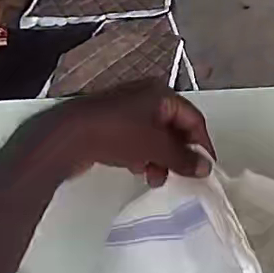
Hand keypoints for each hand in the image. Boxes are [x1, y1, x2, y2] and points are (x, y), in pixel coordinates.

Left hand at [17, 81, 214, 186]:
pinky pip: (137, 141)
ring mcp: (126, 110)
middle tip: (180, 175)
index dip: (202, 144)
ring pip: (155, 137)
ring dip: (160, 159)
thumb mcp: (156, 147)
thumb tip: (205, 167)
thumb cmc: (116, 133)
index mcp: (161, 95)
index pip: (193, 119)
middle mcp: (146, 98)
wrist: (67, 137)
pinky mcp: (111, 125)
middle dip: (178, 154)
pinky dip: (142, 155)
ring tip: (154, 177)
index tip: (205, 167)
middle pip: (174, 128)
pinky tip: (137, 169)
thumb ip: (183, 158)